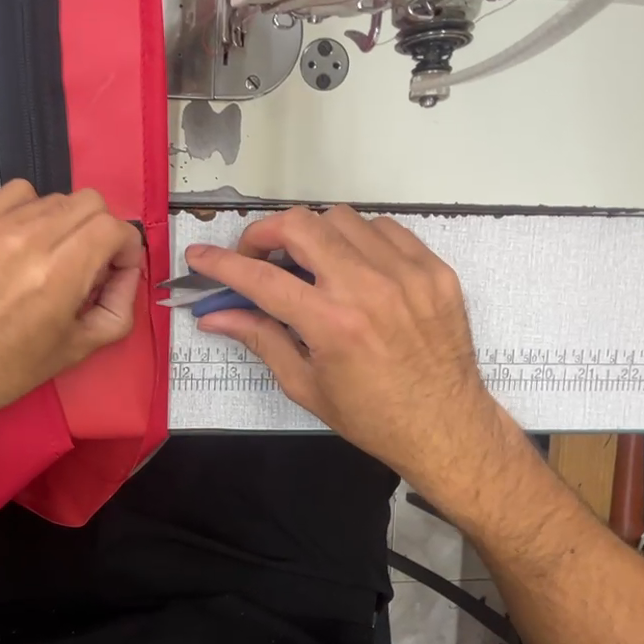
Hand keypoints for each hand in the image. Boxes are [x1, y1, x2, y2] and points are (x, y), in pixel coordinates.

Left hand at [0, 180, 142, 430]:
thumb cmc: (4, 368)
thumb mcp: (79, 349)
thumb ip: (118, 305)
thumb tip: (126, 271)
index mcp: (57, 276)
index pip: (113, 226)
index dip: (125, 246)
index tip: (116, 264)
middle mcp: (26, 243)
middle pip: (88, 202)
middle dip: (100, 230)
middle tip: (87, 262)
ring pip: (53, 197)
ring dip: (64, 223)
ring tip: (49, 257)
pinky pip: (15, 194)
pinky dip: (29, 212)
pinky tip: (22, 243)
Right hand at [186, 206, 513, 488]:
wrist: (444, 425)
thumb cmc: (368, 415)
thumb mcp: (303, 383)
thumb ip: (259, 337)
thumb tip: (214, 316)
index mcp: (332, 324)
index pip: (261, 278)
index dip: (221, 263)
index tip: (199, 257)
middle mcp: (369, 288)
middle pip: (300, 224)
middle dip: (264, 234)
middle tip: (258, 258)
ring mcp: (407, 273)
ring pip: (342, 218)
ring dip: (312, 234)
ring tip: (308, 265)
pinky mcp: (435, 270)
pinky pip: (385, 229)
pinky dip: (357, 239)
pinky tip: (351, 267)